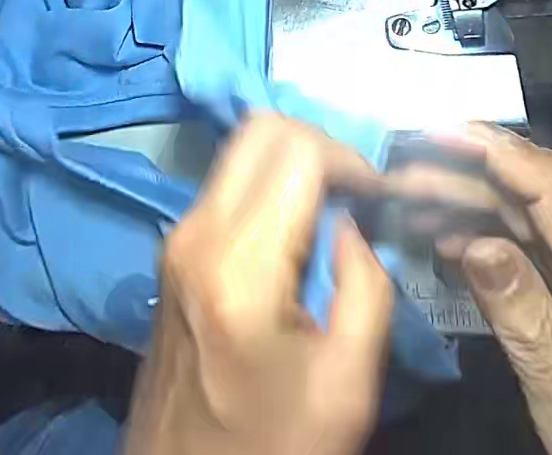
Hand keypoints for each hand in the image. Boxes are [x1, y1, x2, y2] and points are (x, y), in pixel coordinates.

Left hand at [122, 114, 394, 454]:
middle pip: (261, 128)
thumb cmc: (271, 447)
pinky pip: (228, 180)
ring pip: (242, 148)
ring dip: (293, 159)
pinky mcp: (174, 245)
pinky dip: (269, 180)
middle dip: (318, 143)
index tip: (377, 195)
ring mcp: (177, 234)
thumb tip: (348, 222)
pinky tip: (296, 224)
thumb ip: (364, 286)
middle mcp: (197, 230)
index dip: (348, 159)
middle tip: (354, 189)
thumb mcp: (346, 383)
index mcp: (240, 264)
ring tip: (331, 205)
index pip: (297, 151)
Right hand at [437, 125, 551, 454]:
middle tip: (399, 176)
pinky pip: (529, 229)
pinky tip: (443, 231)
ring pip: (523, 204)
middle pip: (530, 191)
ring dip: (462, 197)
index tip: (442, 133)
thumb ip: (527, 328)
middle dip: (459, 174)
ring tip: (408, 201)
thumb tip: (477, 246)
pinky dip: (481, 224)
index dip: (498, 151)